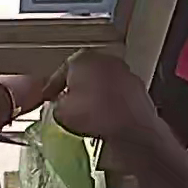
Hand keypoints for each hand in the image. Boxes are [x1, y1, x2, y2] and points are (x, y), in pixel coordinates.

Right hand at [42, 50, 175, 169]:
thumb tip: (59, 107)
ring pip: (102, 82)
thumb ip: (56, 105)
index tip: (49, 98)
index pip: (60, 72)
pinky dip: (111, 102)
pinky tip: (106, 117)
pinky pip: (117, 94)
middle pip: (84, 73)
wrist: (131, 128)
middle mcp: (104, 60)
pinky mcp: (137, 87)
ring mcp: (123, 71)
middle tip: (69, 105)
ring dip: (95, 94)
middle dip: (76, 88)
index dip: (52, 88)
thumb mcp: (61, 113)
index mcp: (80, 59)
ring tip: (88, 114)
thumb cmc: (94, 114)